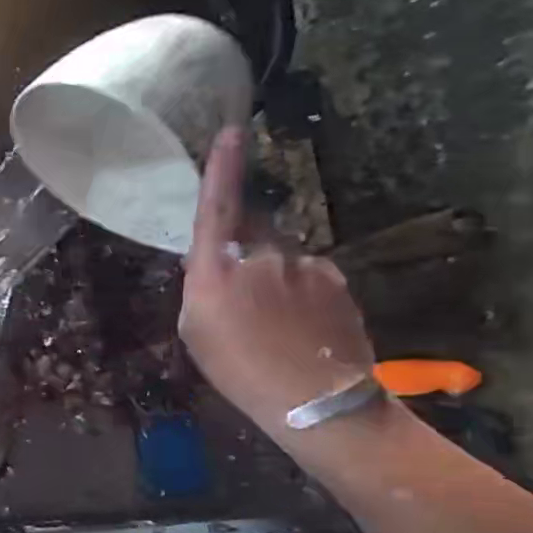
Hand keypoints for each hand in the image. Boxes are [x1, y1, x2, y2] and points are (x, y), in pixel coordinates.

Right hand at [179, 127, 375, 431]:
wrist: (315, 400)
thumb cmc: (236, 367)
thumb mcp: (195, 326)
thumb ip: (203, 283)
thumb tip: (216, 260)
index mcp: (216, 270)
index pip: (216, 207)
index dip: (221, 169)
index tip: (230, 133)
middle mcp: (261, 257)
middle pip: (248, 233)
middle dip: (241, 250)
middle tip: (237, 294)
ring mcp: (305, 266)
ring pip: (279, 256)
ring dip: (270, 275)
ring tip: (271, 321)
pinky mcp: (337, 281)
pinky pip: (308, 272)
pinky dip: (298, 289)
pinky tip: (298, 323)